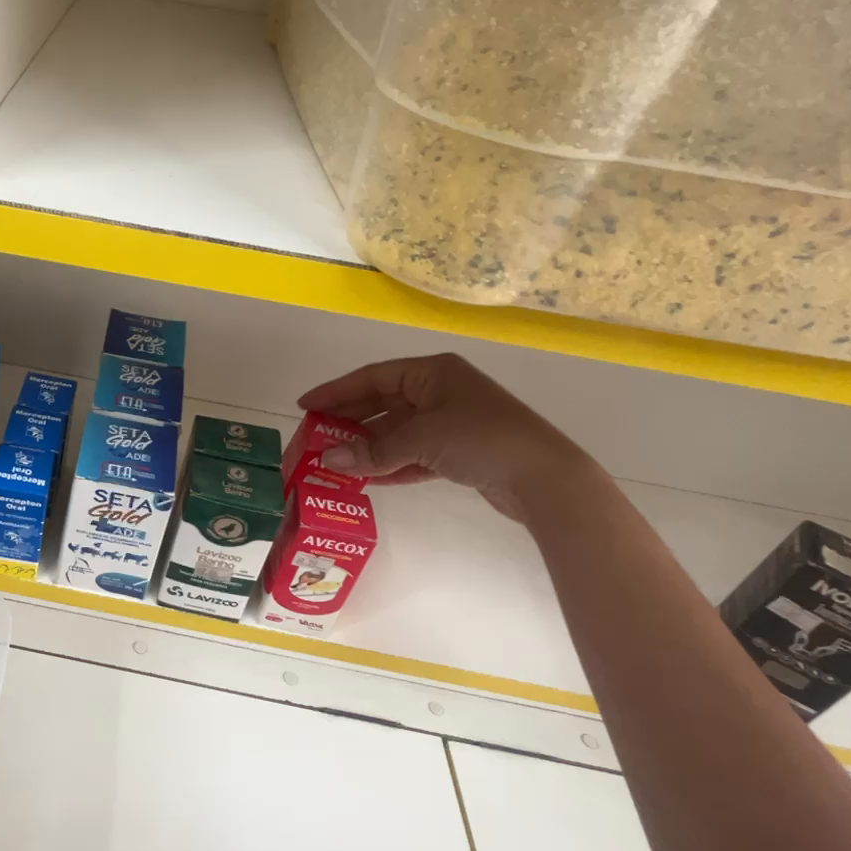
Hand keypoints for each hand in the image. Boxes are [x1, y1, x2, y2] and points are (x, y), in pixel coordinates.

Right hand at [296, 353, 602, 524]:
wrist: (545, 478)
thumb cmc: (481, 439)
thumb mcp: (422, 439)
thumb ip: (373, 451)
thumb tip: (328, 461)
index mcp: (432, 372)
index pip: (372, 377)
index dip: (336, 391)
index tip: (305, 405)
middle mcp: (440, 391)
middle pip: (382, 403)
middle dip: (349, 422)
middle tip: (315, 437)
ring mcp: (452, 422)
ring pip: (397, 432)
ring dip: (368, 448)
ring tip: (335, 462)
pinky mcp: (461, 453)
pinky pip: (414, 454)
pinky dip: (392, 465)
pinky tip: (369, 479)